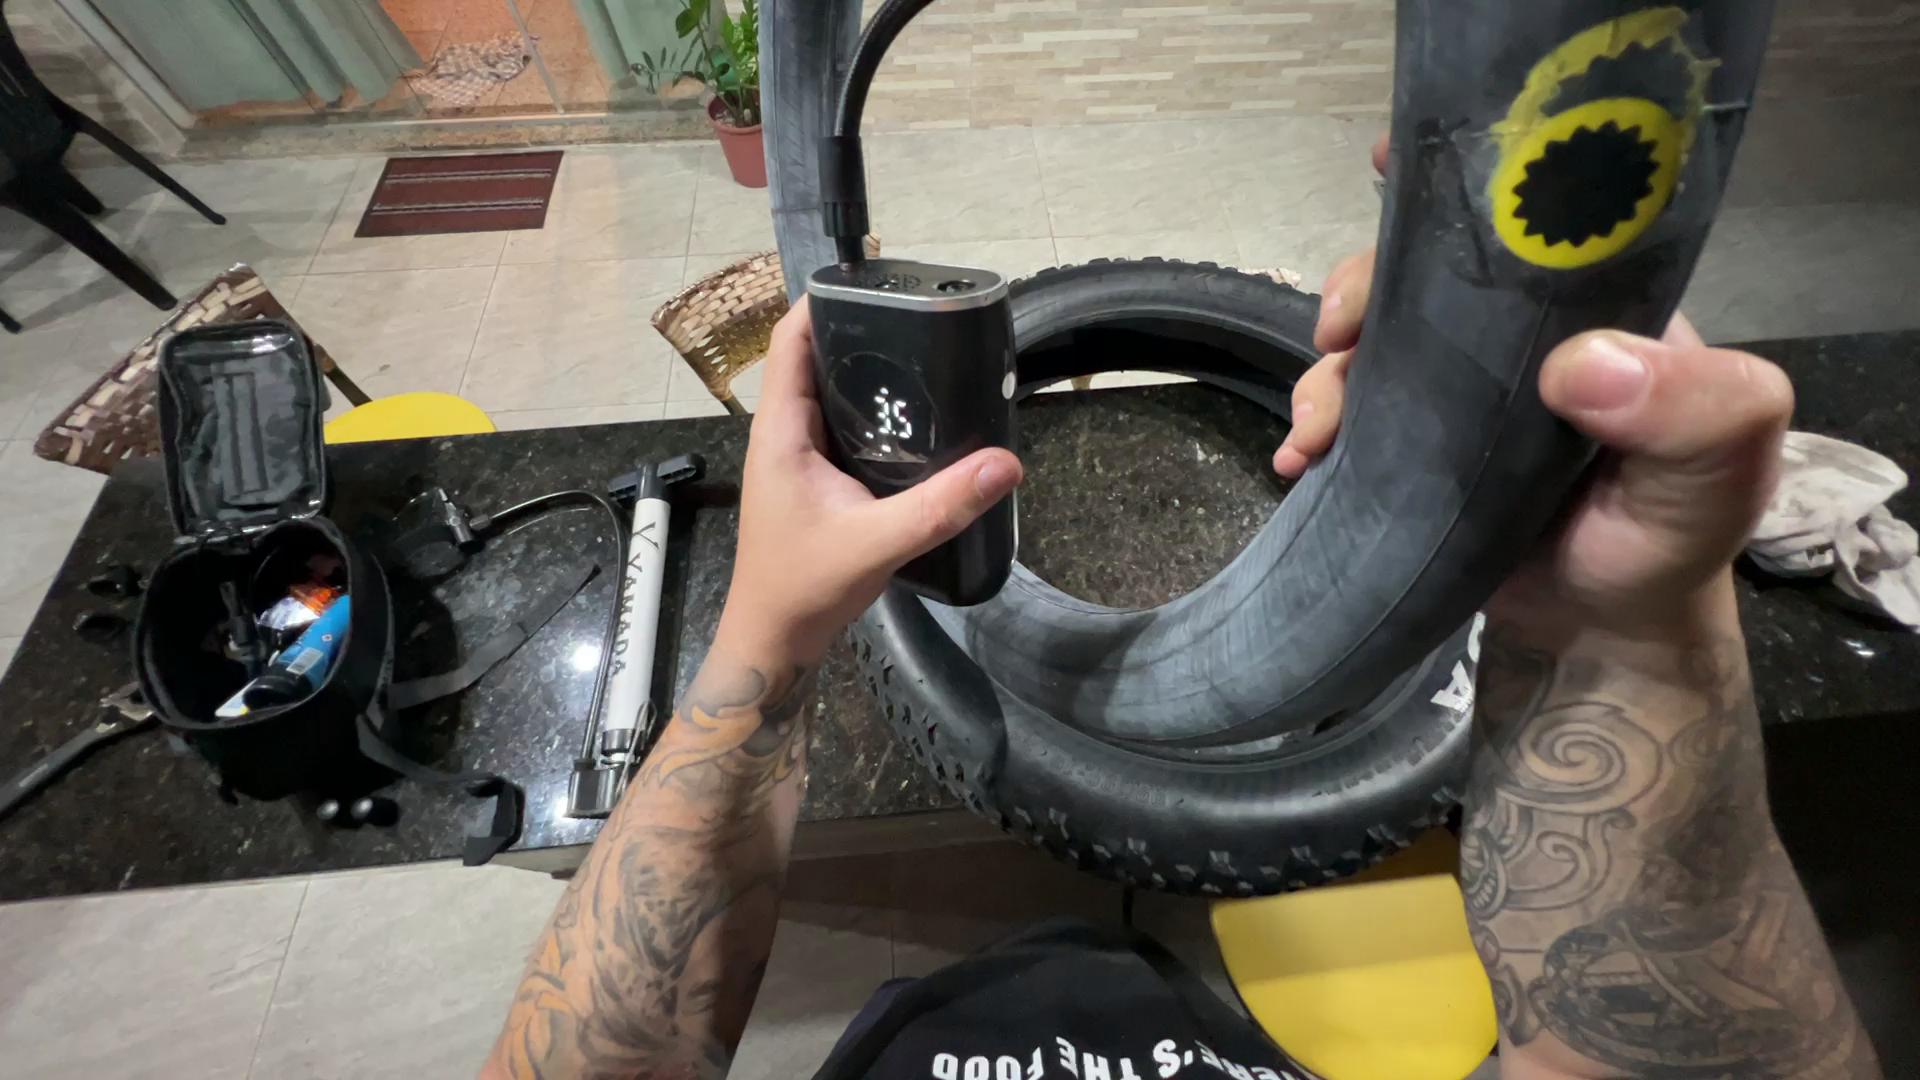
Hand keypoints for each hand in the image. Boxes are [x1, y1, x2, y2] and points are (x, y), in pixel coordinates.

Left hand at [713, 300, 1023, 667]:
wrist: (775, 639)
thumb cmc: (805, 587)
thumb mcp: (878, 542)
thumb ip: (941, 504)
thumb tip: (1007, 463)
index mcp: (781, 430)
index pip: (790, 341)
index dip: (822, 302)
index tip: (876, 284)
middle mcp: (784, 435)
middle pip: (814, 361)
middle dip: (860, 335)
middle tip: (922, 324)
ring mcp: (797, 460)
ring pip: (830, 398)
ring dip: (867, 377)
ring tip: (926, 363)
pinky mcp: (814, 483)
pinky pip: (841, 431)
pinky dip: (871, 417)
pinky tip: (913, 426)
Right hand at [1277, 154, 1791, 638]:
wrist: (1590, 624)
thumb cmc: (1662, 539)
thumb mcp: (1715, 474)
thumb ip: (1694, 412)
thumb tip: (1579, 366)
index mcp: (1583, 318)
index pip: (1515, 234)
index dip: (1452, 200)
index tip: (1386, 175)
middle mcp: (1502, 347)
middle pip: (1410, 290)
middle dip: (1357, 300)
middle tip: (1334, 338)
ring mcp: (1441, 400)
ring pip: (1361, 356)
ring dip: (1319, 384)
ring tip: (1309, 440)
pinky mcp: (1399, 449)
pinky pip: (1341, 419)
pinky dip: (1307, 431)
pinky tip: (1294, 463)